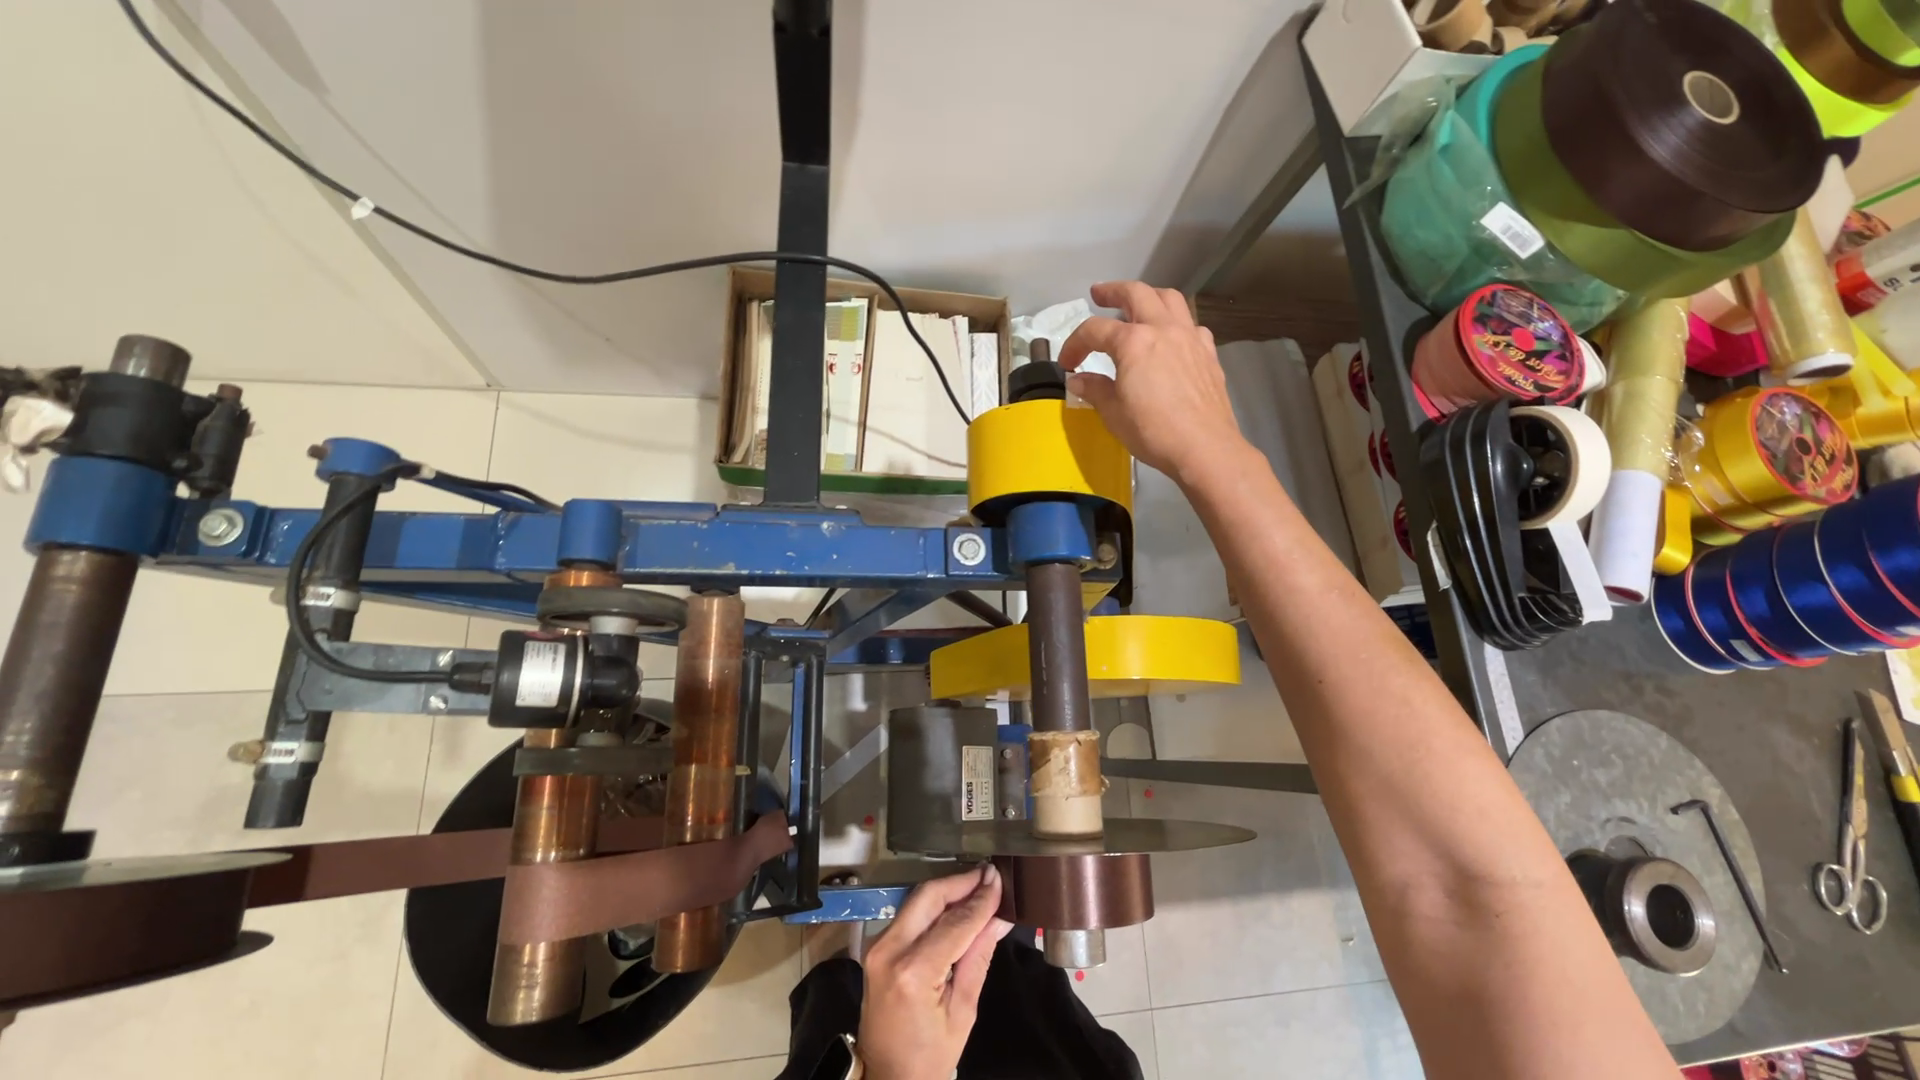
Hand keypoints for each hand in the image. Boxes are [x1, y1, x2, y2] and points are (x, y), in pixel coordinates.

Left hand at [857, 864, 1012, 1079]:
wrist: (886, 1077)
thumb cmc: (929, 1055)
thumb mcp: (963, 1012)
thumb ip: (978, 957)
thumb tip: (1000, 917)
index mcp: (913, 972)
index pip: (955, 923)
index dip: (981, 899)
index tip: (999, 879)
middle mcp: (889, 950)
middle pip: (928, 897)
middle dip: (960, 882)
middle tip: (988, 874)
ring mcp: (877, 947)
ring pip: (916, 901)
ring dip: (947, 890)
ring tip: (978, 886)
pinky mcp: (875, 948)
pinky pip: (908, 916)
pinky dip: (934, 906)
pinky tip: (956, 905)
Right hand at [1058, 281, 1247, 484]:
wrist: (1204, 448)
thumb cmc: (1153, 432)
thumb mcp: (1113, 413)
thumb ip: (1095, 389)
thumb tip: (1078, 379)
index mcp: (1134, 342)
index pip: (1094, 330)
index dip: (1075, 344)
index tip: (1067, 363)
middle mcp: (1163, 329)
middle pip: (1136, 294)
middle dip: (1113, 291)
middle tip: (1099, 295)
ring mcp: (1190, 338)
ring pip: (1170, 299)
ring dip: (1149, 296)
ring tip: (1138, 305)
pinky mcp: (1208, 354)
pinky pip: (1191, 324)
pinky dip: (1176, 322)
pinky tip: (1170, 337)